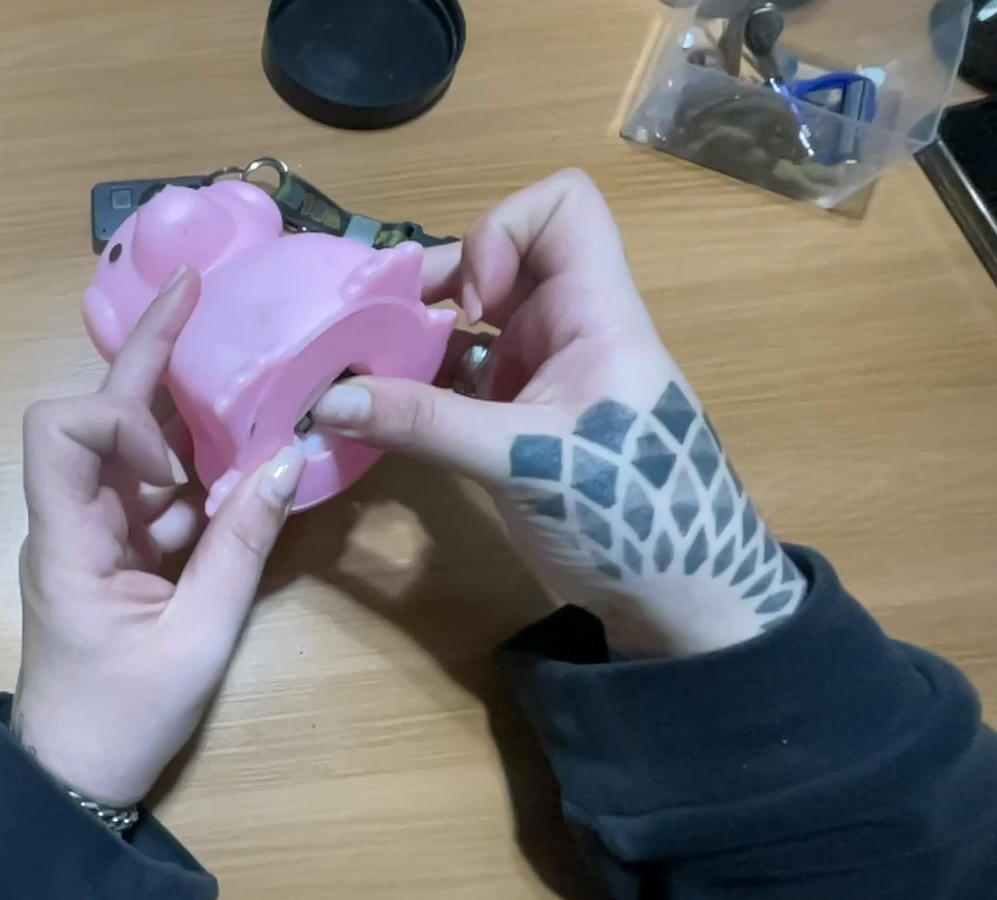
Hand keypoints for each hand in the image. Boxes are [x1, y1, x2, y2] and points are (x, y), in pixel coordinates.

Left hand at [14, 267, 305, 805]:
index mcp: (66, 539)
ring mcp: (92, 534)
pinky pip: (154, 496)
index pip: (57, 428)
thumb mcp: (197, 639)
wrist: (73, 774)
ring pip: (130, 452)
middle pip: (97, 417)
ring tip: (246, 381)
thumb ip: (240, 550)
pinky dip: (197, 479)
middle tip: (196, 291)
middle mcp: (70, 520)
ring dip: (184, 420)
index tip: (173, 464)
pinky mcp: (114, 553)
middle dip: (148, 357)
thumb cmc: (122, 717)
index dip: (117, 417)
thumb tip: (288, 463)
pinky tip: (244, 467)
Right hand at [310, 170, 804, 655]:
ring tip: (354, 373)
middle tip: (367, 335)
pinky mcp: (510, 415)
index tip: (467, 304)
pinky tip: (373, 411)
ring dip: (408, 339)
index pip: (560, 208)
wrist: (670, 594)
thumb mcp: (521, 460)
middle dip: (426, 288)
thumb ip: (423, 424)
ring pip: (464, 322)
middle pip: (492, 260)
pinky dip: (410, 385)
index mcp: (592, 314)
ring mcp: (533, 373)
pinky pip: (451, 377)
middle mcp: (561, 328)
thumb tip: (326, 400)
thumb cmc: (627, 511)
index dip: (500, 233)